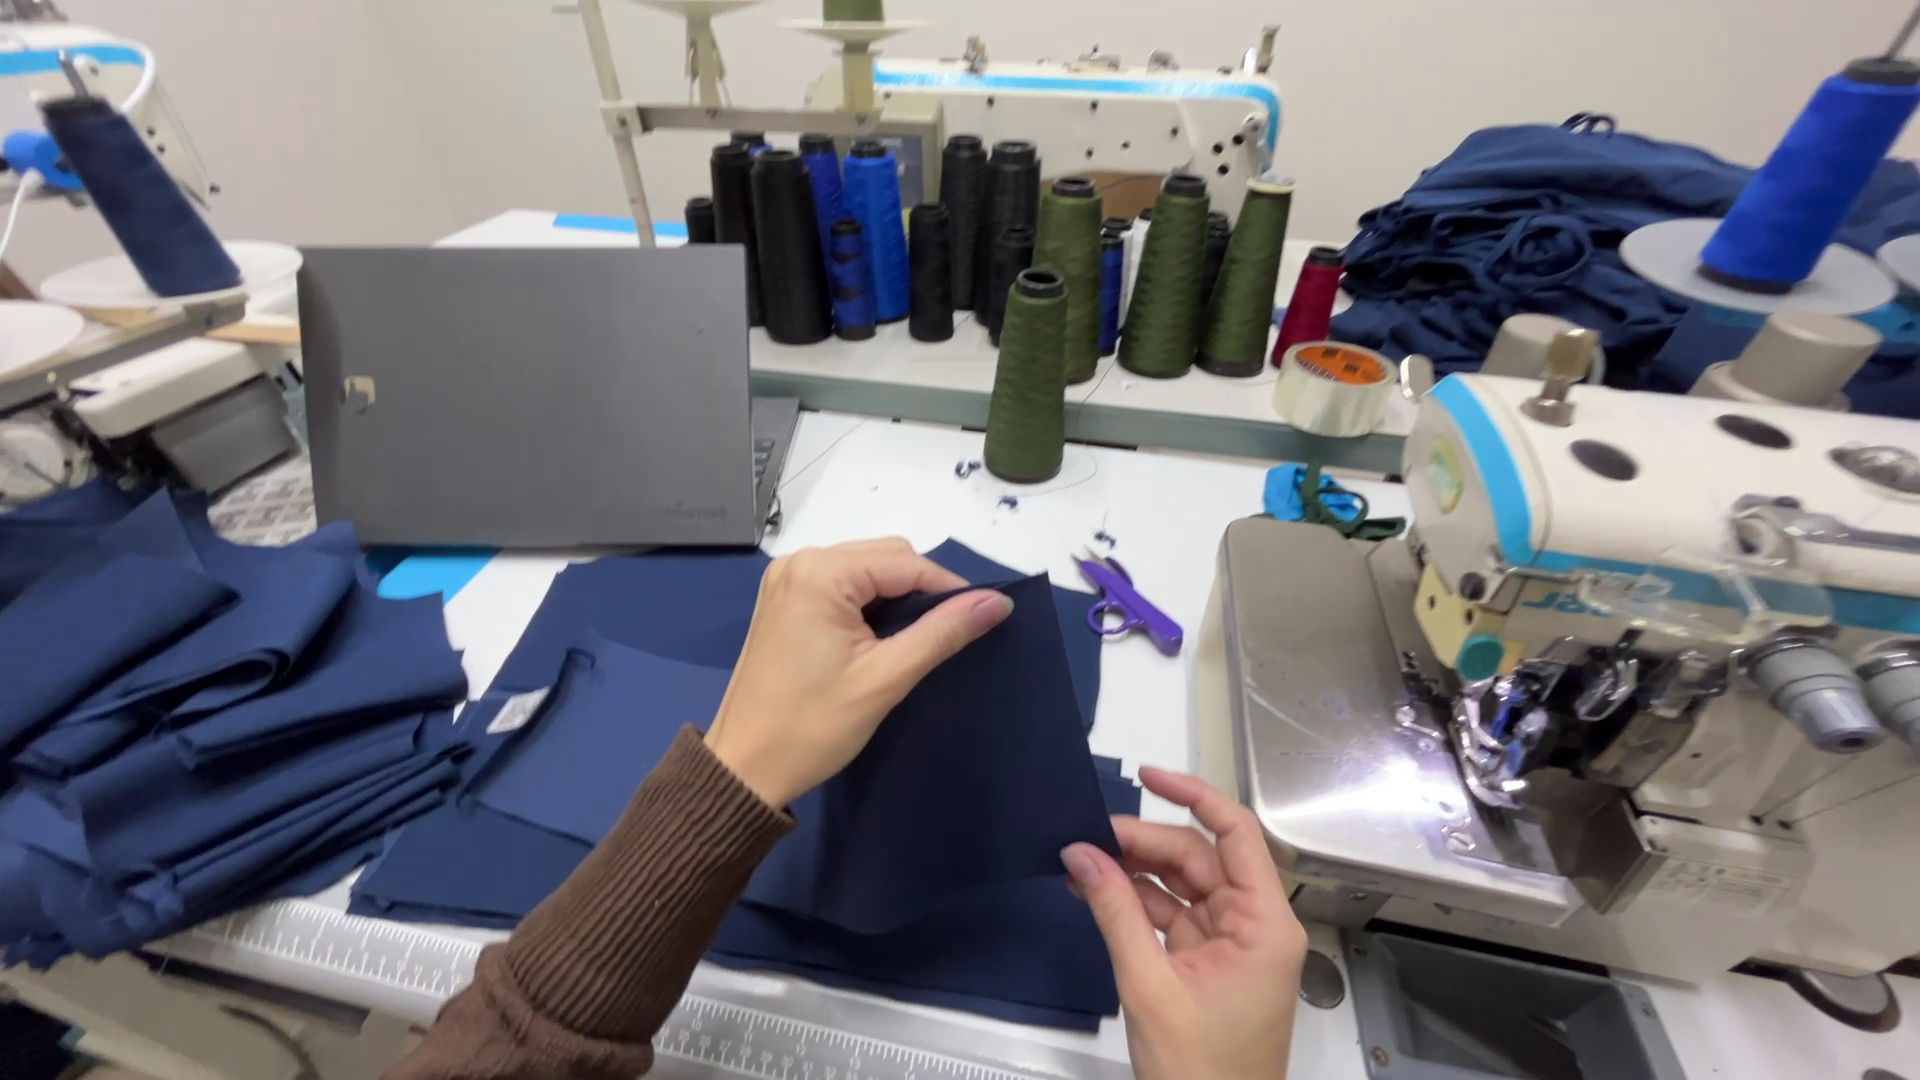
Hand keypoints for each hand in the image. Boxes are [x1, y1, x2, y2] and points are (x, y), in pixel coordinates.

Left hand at [705, 538, 1013, 807]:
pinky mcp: (784, 598)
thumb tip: (997, 602)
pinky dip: (870, 601)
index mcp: (819, 573)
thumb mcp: (886, 678)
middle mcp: (799, 561)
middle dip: (921, 589)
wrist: (744, 768)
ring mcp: (787, 578)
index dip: (949, 588)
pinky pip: (843, 583)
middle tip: (942, 635)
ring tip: (913, 638)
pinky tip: (880, 635)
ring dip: (896, 595)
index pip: (905, 563)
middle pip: (885, 556)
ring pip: (866, 568)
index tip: (981, 617)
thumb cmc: (813, 726)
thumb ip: (943, 632)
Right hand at [1062, 767, 1307, 1079]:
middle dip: (1143, 841)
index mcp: (1263, 924)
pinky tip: (1096, 888)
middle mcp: (1253, 922)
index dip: (1192, 794)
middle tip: (1090, 838)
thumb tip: (1079, 852)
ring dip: (1133, 868)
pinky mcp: (1205, 956)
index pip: (1234, 832)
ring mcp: (1229, 939)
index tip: (1148, 775)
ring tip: (1084, 861)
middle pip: (1197, 854)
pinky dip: (1133, 898)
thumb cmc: (1199, 1075)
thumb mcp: (1148, 985)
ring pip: (1180, 879)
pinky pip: (1168, 909)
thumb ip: (1114, 910)